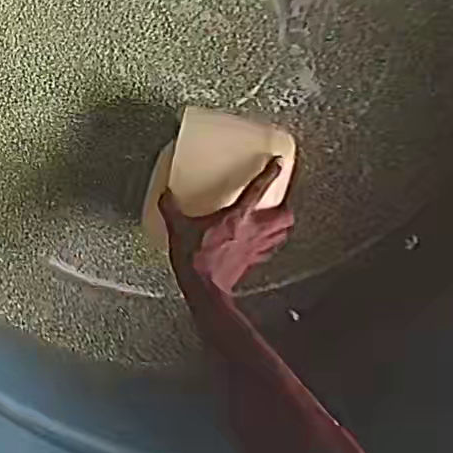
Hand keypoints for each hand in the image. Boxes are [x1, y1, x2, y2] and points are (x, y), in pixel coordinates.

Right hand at [159, 156, 293, 293]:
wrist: (205, 289)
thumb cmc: (196, 260)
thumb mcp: (178, 229)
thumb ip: (171, 208)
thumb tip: (166, 194)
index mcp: (236, 217)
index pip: (258, 189)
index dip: (269, 173)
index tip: (277, 163)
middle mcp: (252, 231)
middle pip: (284, 214)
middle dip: (285, 204)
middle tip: (279, 198)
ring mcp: (257, 247)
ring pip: (284, 231)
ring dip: (283, 222)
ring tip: (277, 216)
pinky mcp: (254, 261)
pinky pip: (272, 248)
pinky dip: (273, 241)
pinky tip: (265, 240)